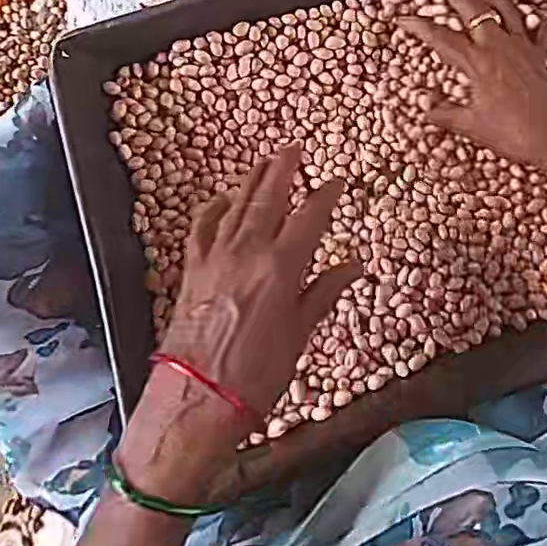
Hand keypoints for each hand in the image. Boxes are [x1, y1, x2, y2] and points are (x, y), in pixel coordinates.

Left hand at [116, 146, 360, 501]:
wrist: (197, 398)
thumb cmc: (257, 374)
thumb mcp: (300, 333)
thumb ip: (324, 291)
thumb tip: (353, 265)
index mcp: (281, 266)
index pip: (310, 217)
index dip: (325, 195)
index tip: (336, 180)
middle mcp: (248, 251)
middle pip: (269, 198)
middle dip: (283, 170)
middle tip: (293, 147)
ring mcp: (216, 256)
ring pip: (237, 206)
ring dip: (252, 180)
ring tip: (265, 161)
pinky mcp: (193, 268)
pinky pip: (202, 228)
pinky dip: (213, 209)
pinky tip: (221, 199)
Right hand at [398, 0, 546, 171]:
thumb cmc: (515, 134)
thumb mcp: (472, 127)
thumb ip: (445, 114)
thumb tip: (423, 107)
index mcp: (478, 63)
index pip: (441, 38)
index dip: (420, 26)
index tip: (404, 18)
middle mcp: (499, 47)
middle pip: (474, 10)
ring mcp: (522, 47)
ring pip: (505, 8)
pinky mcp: (539, 55)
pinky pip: (536, 27)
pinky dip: (531, 16)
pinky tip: (529, 11)